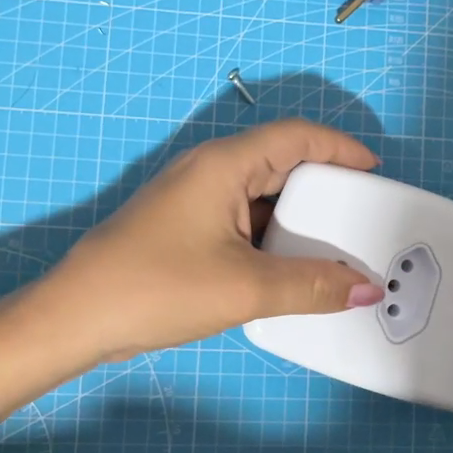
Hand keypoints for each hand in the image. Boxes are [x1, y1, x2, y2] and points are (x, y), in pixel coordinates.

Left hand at [33, 120, 383, 363]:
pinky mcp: (182, 224)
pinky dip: (269, 235)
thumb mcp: (245, 288)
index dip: (340, 148)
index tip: (375, 172)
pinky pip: (240, 218)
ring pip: (259, 193)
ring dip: (295, 217)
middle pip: (279, 162)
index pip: (296, 136)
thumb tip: (365, 287)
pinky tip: (287, 267)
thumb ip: (311, 285)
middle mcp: (209, 170)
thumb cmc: (158, 287)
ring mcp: (192, 197)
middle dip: (323, 187)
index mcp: (224, 165)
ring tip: (333, 247)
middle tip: (361, 217)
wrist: (77, 316)